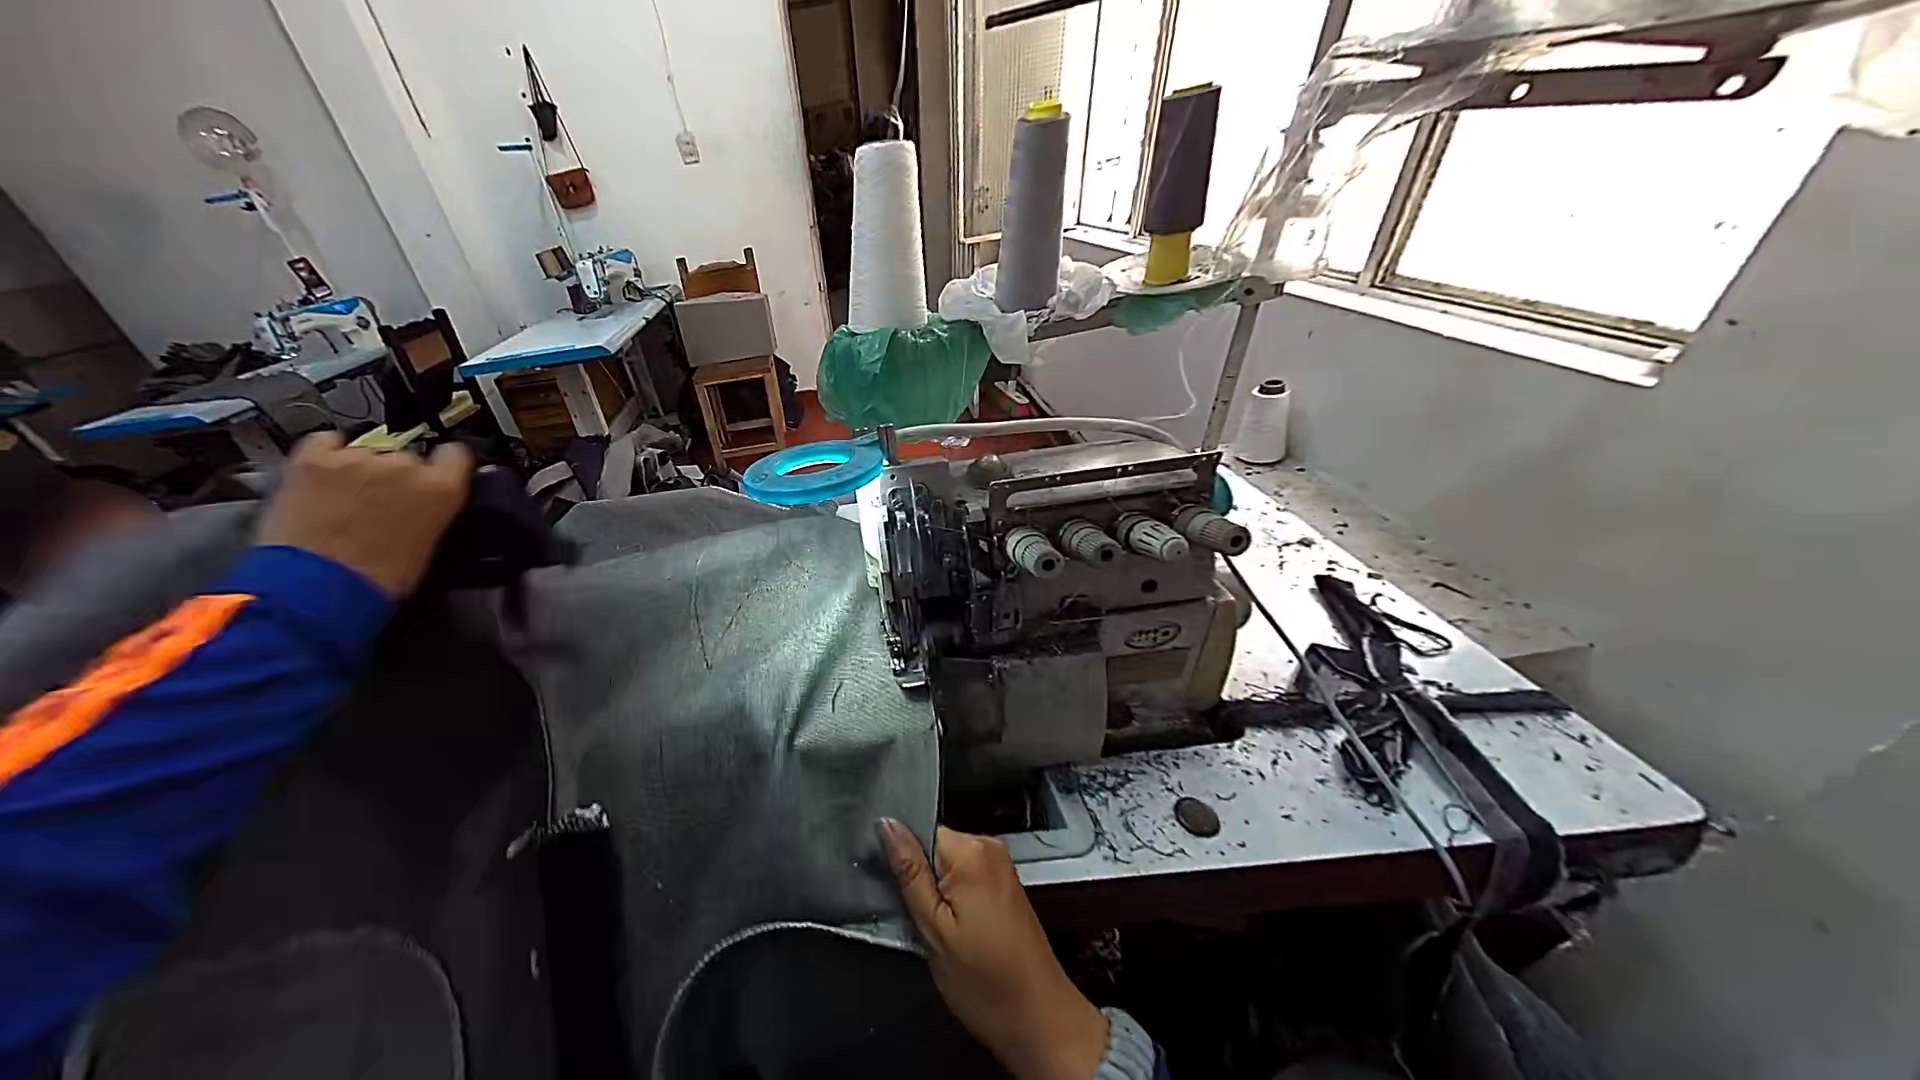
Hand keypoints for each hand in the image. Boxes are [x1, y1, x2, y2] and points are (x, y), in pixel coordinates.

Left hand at [256, 432, 473, 597]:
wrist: (319, 586)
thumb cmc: (379, 576)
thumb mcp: (429, 542)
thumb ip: (433, 509)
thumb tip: (425, 500)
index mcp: (442, 489)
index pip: (456, 454)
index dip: (445, 463)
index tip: (437, 470)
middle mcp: (405, 466)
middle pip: (407, 456)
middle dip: (397, 476)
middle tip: (381, 503)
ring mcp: (358, 459)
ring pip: (368, 451)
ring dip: (360, 470)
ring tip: (345, 501)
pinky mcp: (314, 459)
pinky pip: (327, 441)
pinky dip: (328, 455)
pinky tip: (325, 476)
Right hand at [879, 819, 1108, 1079]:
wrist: (1039, 1017)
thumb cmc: (986, 982)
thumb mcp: (933, 929)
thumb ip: (909, 872)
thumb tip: (888, 825)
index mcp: (970, 851)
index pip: (920, 828)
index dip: (901, 855)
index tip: (892, 884)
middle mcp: (989, 847)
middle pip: (934, 844)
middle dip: (917, 875)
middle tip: (915, 916)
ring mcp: (999, 865)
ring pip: (947, 863)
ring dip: (934, 889)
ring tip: (935, 928)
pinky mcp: (1003, 883)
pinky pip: (965, 876)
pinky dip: (952, 897)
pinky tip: (953, 928)